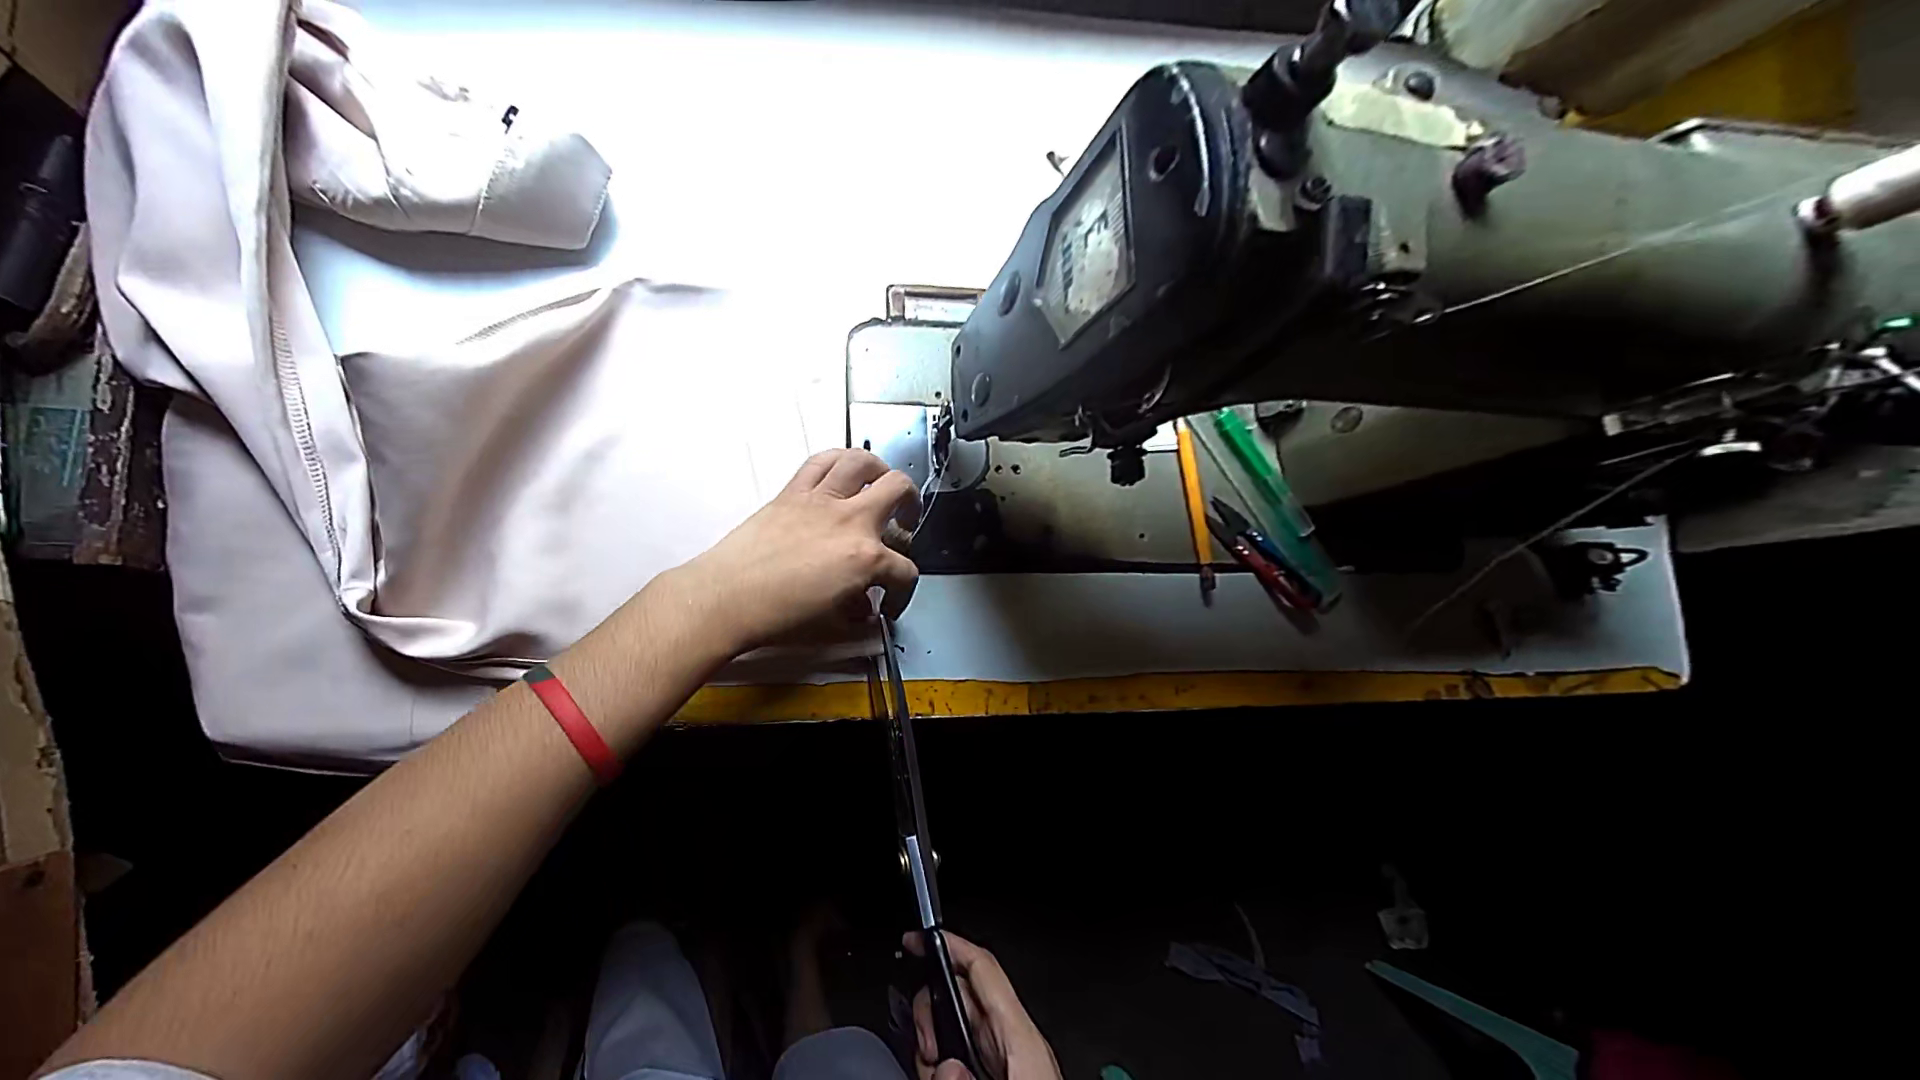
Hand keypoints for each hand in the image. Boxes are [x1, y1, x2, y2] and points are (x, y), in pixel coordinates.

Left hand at [681, 448, 919, 653]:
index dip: (902, 592)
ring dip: (880, 469)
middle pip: (900, 490)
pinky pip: (821, 461)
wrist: (727, 600)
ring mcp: (821, 501)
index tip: (889, 602)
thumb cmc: (773, 614)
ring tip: (881, 481)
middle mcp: (849, 521)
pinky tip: (842, 470)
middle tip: (905, 519)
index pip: (904, 570)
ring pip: (863, 461)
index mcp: (865, 558)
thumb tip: (862, 605)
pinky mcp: (793, 493)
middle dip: (912, 504)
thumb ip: (857, 610)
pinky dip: (837, 460)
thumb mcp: (831, 623)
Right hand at [905, 931, 1061, 1079]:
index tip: (920, 939)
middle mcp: (1015, 1042)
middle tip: (926, 1051)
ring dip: (935, 1048)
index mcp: (1022, 1038)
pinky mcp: (998, 1074)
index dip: (950, 945)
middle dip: (932, 1015)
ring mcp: (1007, 1060)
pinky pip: (962, 1054)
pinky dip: (944, 1064)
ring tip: (935, 1072)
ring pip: (956, 1028)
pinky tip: (944, 1078)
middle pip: (962, 998)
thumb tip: (945, 1066)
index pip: (983, 969)